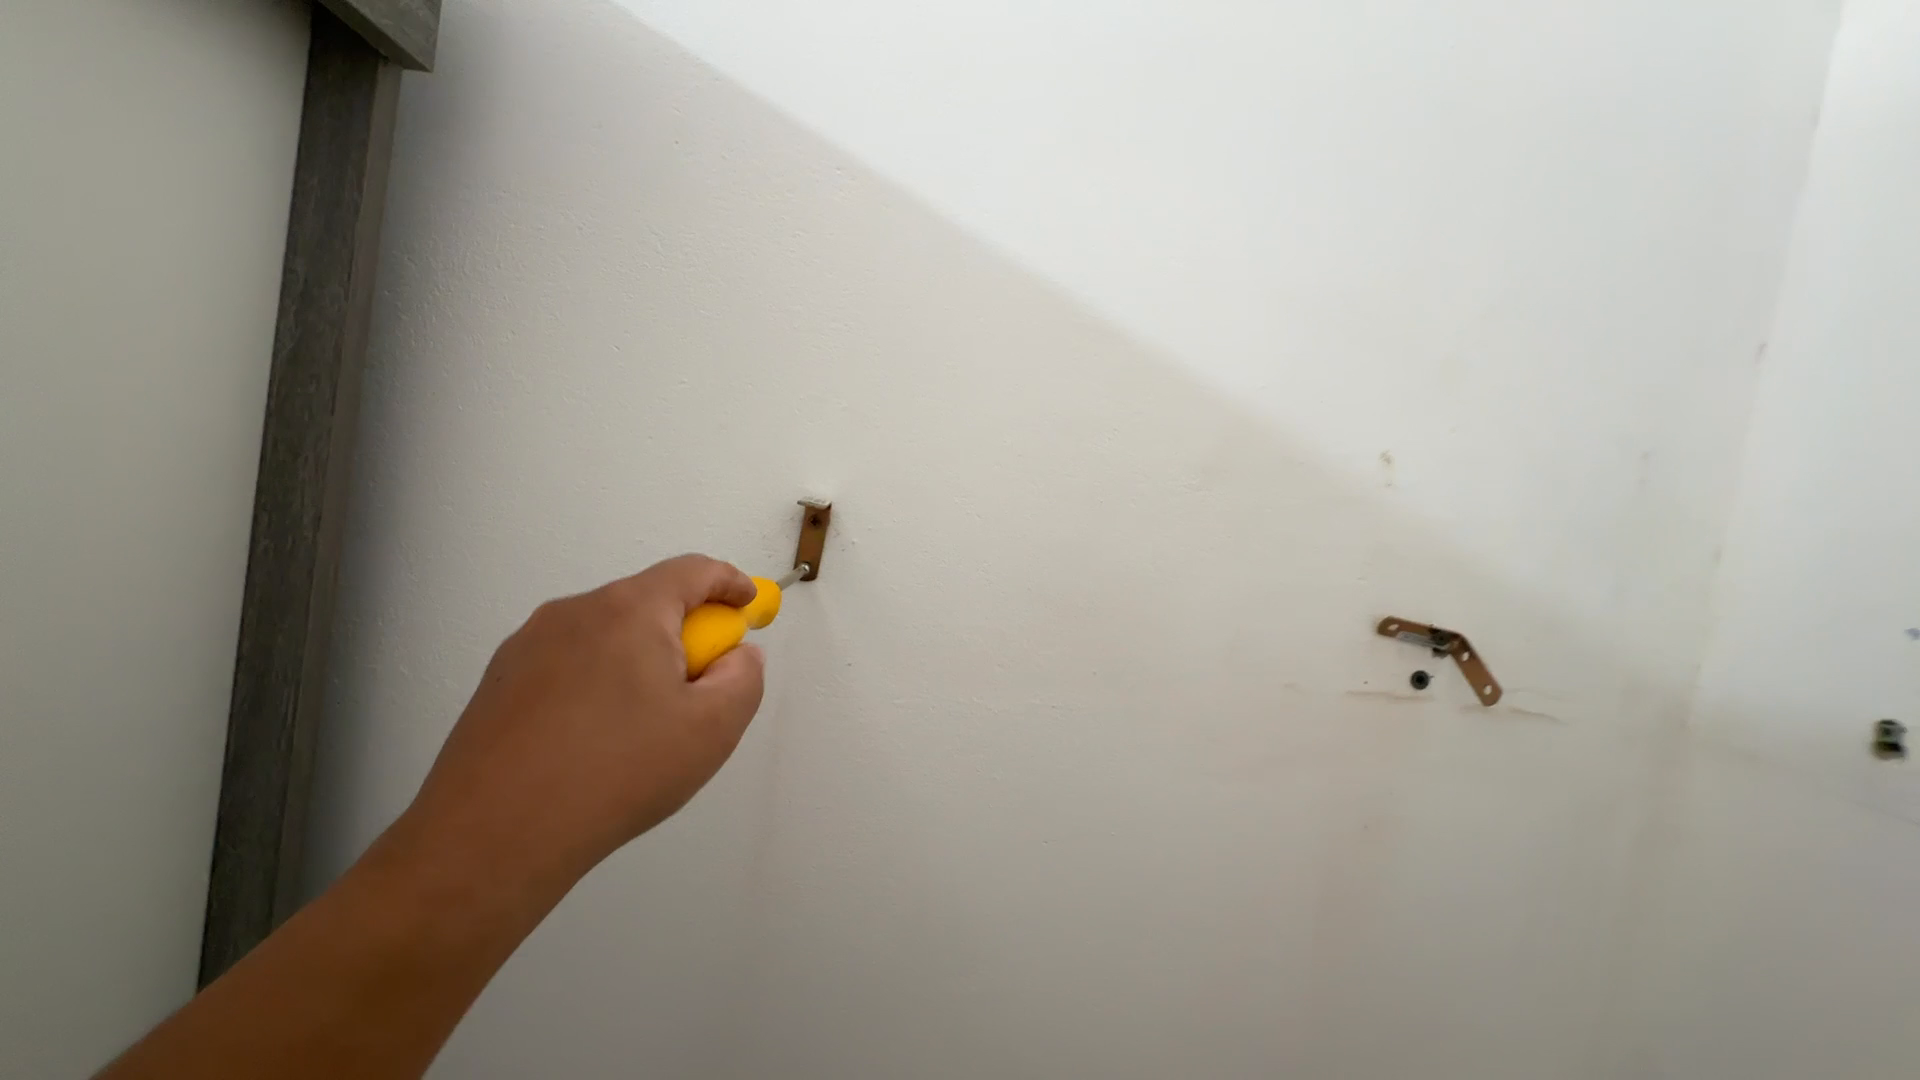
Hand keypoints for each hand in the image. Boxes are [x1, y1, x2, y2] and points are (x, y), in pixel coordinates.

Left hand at [402, 555, 767, 889]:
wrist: (493, 837)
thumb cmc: (618, 772)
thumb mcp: (712, 730)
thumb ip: (744, 678)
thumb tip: (737, 655)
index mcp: (629, 609)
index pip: (694, 570)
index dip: (731, 584)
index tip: (749, 608)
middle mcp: (575, 611)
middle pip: (648, 601)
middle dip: (685, 633)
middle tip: (699, 689)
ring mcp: (527, 644)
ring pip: (605, 634)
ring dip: (638, 660)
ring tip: (642, 728)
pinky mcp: (497, 680)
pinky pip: (568, 662)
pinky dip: (596, 682)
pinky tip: (592, 742)